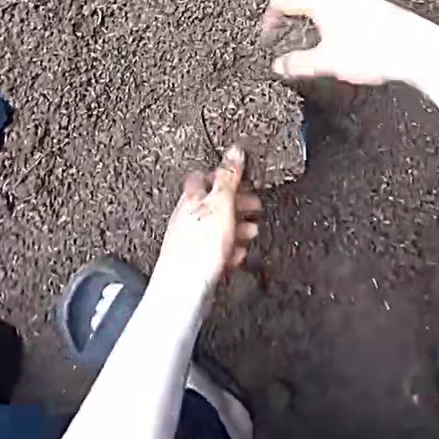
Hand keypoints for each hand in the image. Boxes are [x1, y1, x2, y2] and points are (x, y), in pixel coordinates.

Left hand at [154, 146, 261, 295]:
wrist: (185, 288)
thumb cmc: (199, 247)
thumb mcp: (221, 203)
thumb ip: (229, 177)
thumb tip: (234, 150)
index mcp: (192, 197)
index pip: (205, 176)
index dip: (225, 175)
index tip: (243, 178)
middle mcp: (188, 215)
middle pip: (214, 201)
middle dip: (237, 203)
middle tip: (253, 205)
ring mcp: (191, 237)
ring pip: (217, 225)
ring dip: (237, 226)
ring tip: (250, 231)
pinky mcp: (196, 259)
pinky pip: (215, 248)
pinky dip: (229, 247)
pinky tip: (236, 253)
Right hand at [260, 0, 438, 85]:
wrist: (414, 48)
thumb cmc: (371, 50)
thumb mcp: (327, 62)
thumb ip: (299, 63)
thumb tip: (278, 65)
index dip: (270, 18)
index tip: (268, 37)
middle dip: (291, 8)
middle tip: (285, 28)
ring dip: (312, 10)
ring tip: (310, 34)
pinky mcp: (372, 6)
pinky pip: (342, 2)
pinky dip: (330, 14)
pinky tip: (336, 36)